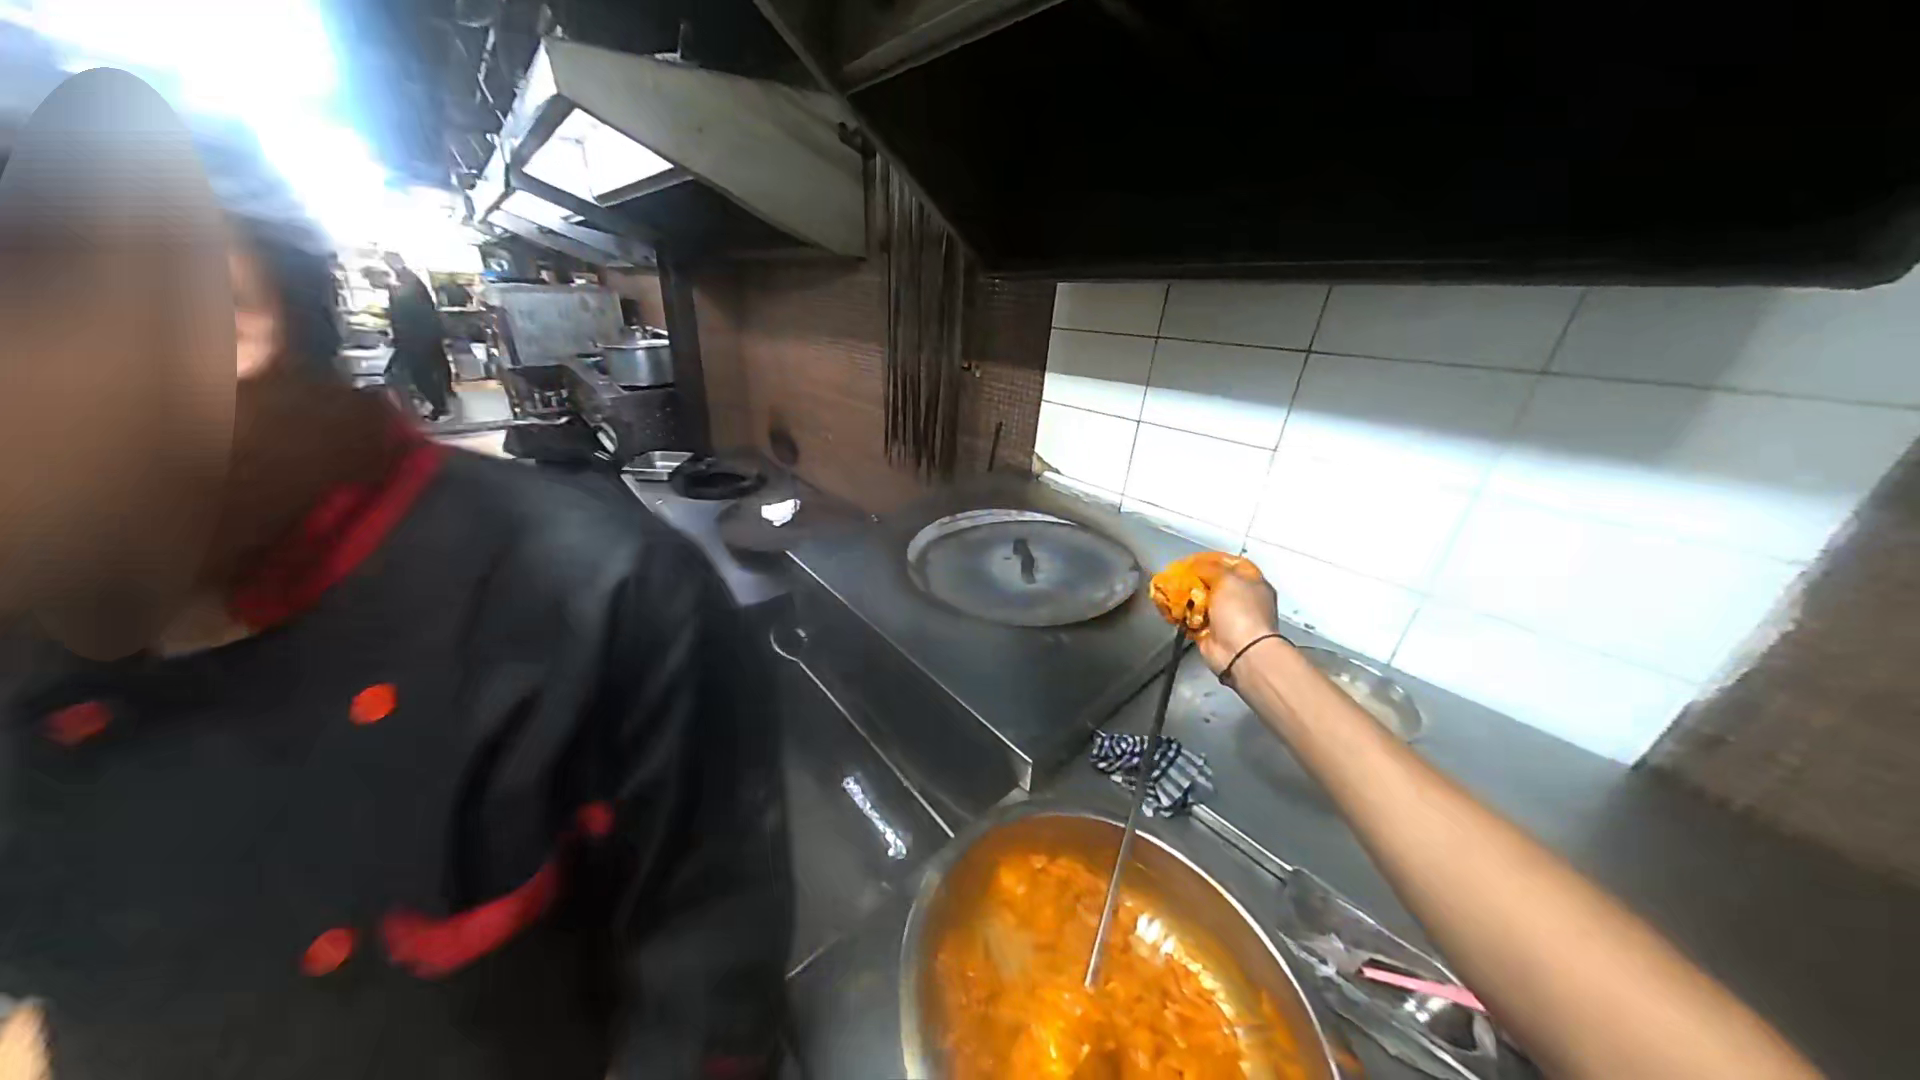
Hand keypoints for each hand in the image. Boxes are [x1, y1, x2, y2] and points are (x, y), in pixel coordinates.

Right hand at [1150, 552, 1286, 673]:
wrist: (1240, 651)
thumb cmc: (1240, 611)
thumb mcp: (1227, 579)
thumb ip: (1209, 568)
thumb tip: (1195, 566)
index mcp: (1252, 583)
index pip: (1232, 564)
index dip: (1212, 559)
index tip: (1193, 559)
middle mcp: (1240, 599)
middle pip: (1213, 582)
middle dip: (1194, 578)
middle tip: (1176, 574)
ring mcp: (1225, 617)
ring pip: (1199, 600)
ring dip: (1184, 596)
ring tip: (1168, 589)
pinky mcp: (1209, 632)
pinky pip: (1190, 618)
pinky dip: (1179, 613)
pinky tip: (1167, 606)